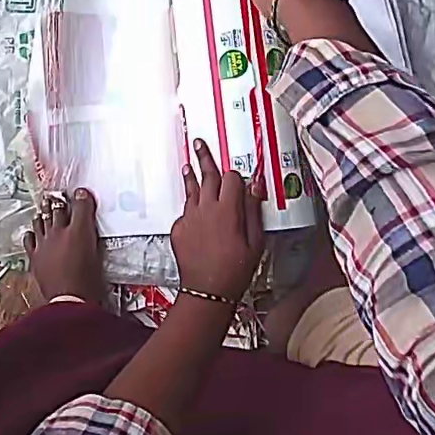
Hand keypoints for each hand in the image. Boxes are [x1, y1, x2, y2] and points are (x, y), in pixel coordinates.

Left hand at [171, 140, 264, 299]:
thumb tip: (255, 187)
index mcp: (228, 210)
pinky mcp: (178, 228)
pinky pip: (186, 211)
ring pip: (191, 190)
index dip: (235, 177)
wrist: (207, 291)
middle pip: (206, 175)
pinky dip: (191, 207)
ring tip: (189, 165)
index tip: (238, 178)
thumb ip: (254, 211)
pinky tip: (195, 211)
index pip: (231, 178)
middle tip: (200, 143)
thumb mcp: (255, 242)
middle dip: (205, 158)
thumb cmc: (236, 269)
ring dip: (192, 176)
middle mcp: (206, 209)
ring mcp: (190, 217)